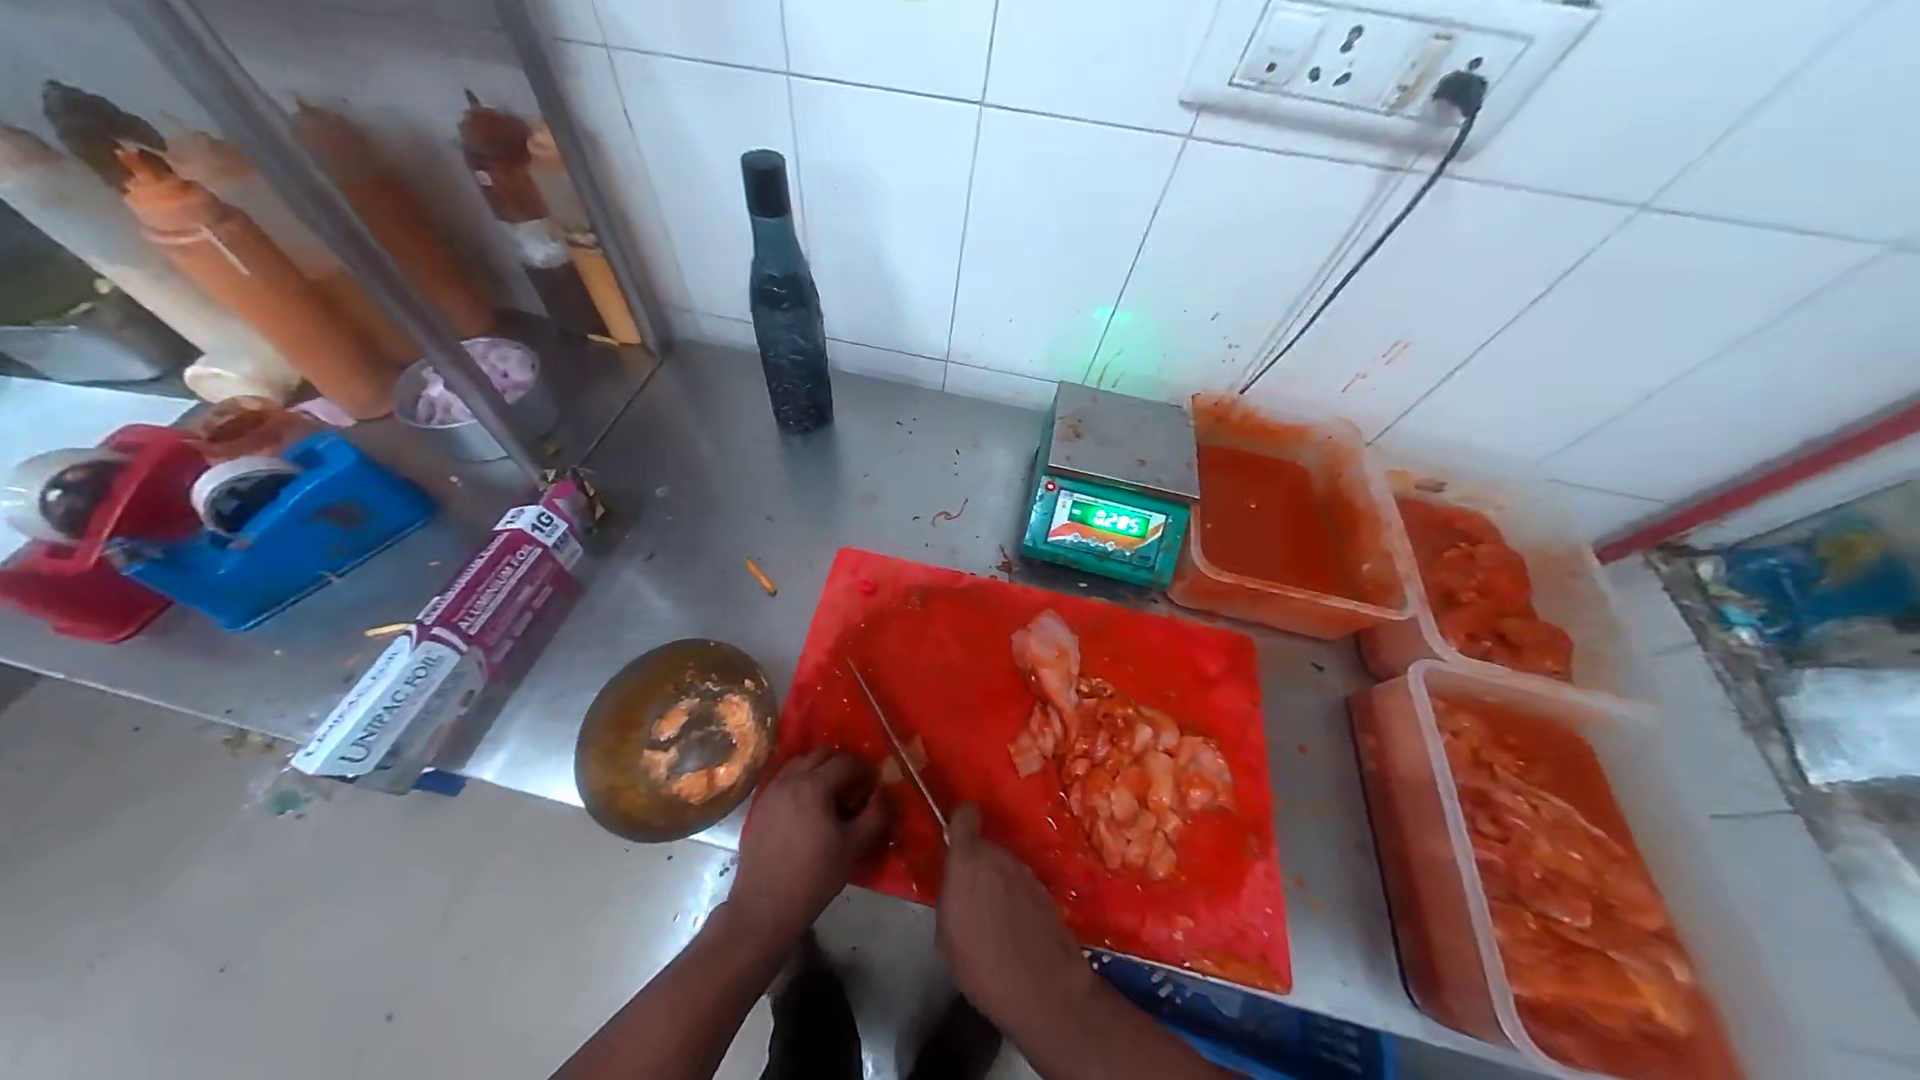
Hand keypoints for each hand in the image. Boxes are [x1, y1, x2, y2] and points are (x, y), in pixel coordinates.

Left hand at [729, 749, 888, 943]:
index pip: (845, 762)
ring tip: (830, 793)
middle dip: (841, 764)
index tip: (874, 782)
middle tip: (854, 785)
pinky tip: (806, 805)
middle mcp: (789, 780)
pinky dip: (799, 780)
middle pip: (820, 754)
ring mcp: (770, 791)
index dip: (864, 768)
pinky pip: (782, 778)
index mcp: (813, 786)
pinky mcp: (758, 805)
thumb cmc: (814, 876)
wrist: (765, 906)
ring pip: (798, 763)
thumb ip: (875, 814)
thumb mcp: (854, 846)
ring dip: (818, 768)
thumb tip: (883, 791)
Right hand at [936, 804, 1094, 1032]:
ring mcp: (1027, 873)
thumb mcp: (946, 933)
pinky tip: (1015, 932)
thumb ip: (950, 894)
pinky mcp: (1047, 893)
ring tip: (993, 923)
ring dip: (997, 885)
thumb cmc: (982, 964)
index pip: (966, 815)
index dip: (960, 821)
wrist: (1044, 989)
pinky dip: (1016, 901)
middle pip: (985, 848)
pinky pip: (1022, 887)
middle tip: (969, 900)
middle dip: (976, 867)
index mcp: (969, 861)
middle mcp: (1000, 857)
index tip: (954, 839)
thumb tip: (956, 883)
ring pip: (1004, 868)